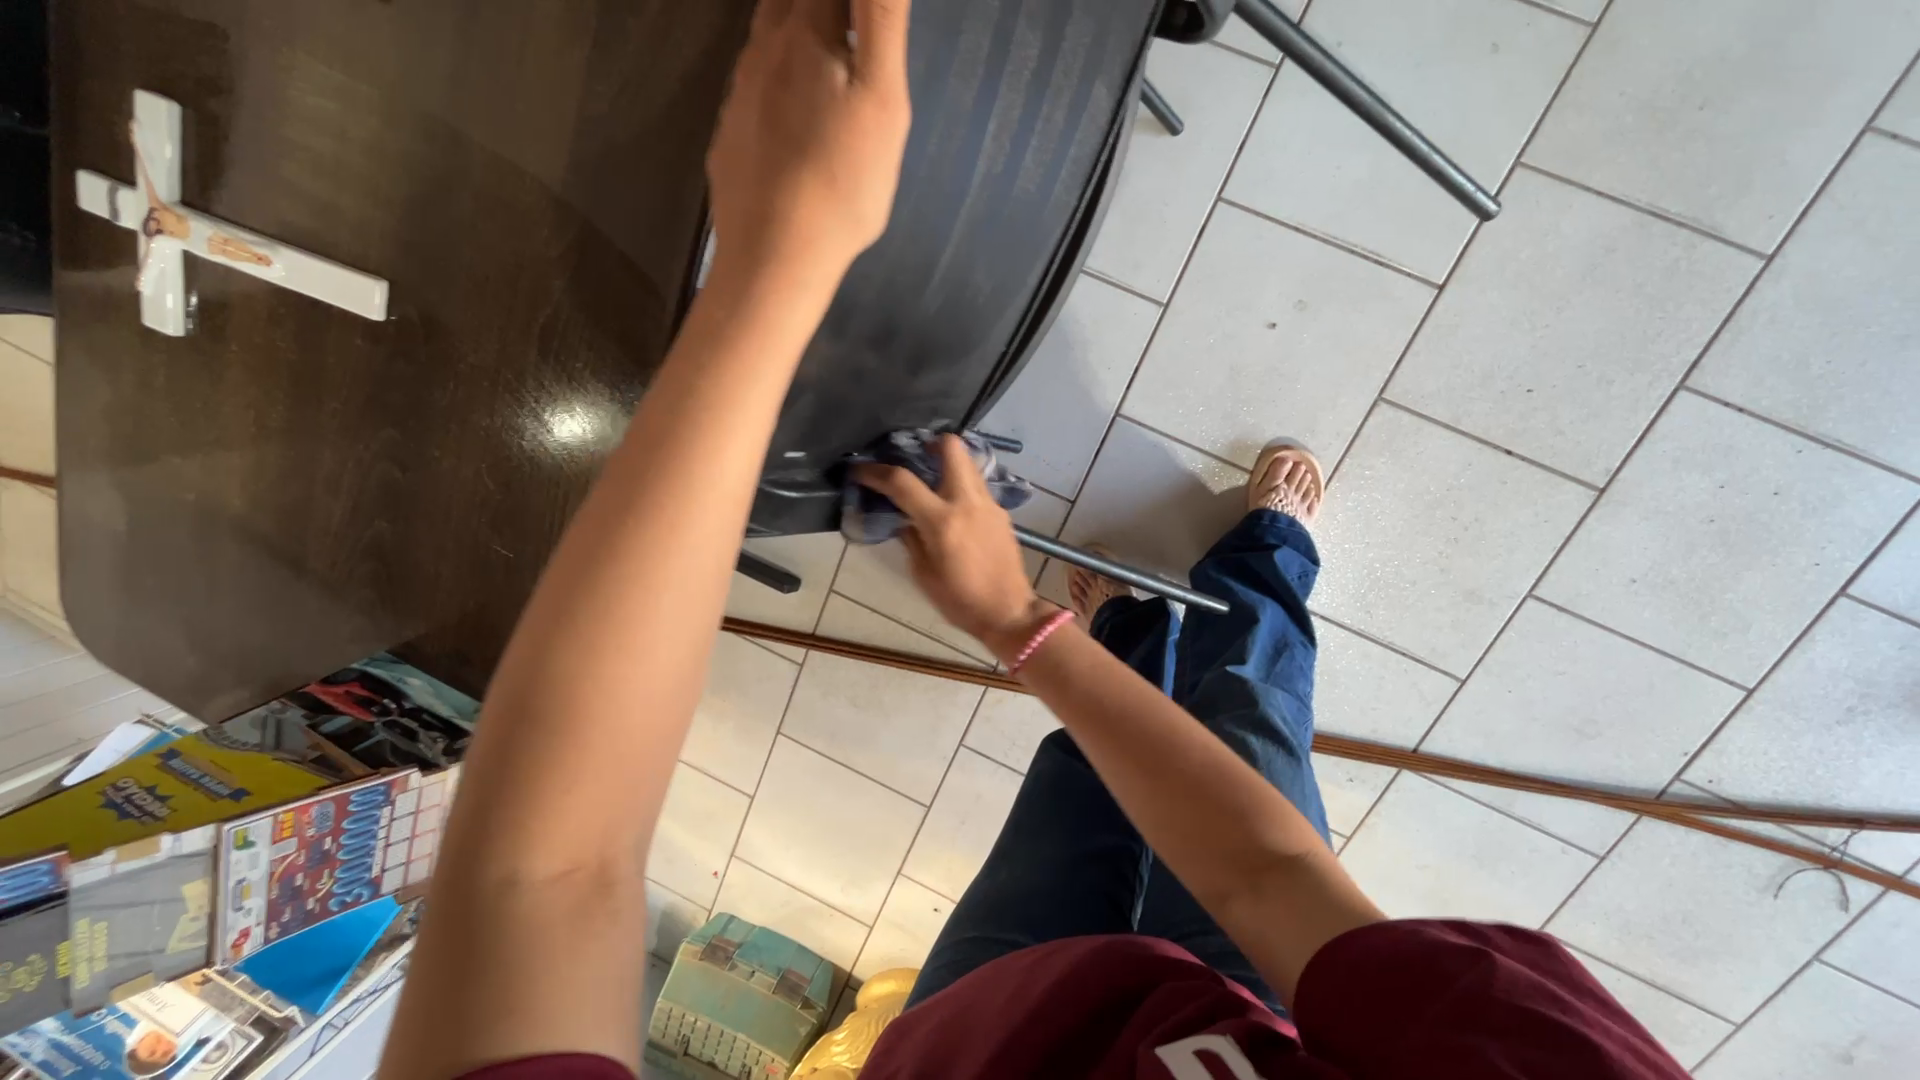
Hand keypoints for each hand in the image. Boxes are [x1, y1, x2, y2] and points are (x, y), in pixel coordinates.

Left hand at [706, 0, 913, 285]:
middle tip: (849, 33)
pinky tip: (792, 116)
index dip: (855, 5)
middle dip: (819, 10)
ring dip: (792, 32)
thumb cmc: (842, 184)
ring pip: (763, 39)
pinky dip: (774, 79)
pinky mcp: (729, 137)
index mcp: (804, 37)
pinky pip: (750, 87)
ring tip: (824, 60)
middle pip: (786, 0)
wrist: (774, 257)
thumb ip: (882, 20)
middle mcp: (761, 53)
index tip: (871, 24)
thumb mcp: (881, 102)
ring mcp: (738, 97)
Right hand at [854, 436, 1058, 659]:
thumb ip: (910, 538)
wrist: (1008, 612)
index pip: (902, 482)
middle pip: (951, 448)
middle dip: (929, 443)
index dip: (875, 472)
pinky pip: (977, 485)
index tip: (859, 469)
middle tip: (913, 456)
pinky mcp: (1001, 512)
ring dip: (947, 462)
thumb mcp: (923, 574)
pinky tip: (951, 504)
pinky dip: (960, 484)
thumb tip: (903, 519)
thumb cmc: (960, 601)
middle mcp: (967, 502)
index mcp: (942, 521)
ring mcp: (989, 504)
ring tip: (931, 478)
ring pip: (968, 462)